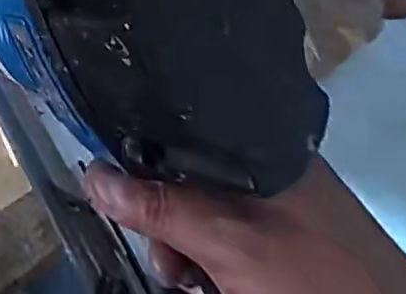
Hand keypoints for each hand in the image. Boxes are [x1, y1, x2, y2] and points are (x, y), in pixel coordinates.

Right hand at [84, 158, 405, 293]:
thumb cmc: (312, 282)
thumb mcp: (230, 243)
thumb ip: (162, 207)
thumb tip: (92, 174)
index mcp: (258, 145)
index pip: (184, 128)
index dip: (146, 156)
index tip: (121, 192)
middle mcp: (266, 169)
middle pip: (189, 182)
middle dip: (170, 229)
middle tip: (177, 272)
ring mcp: (278, 211)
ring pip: (205, 221)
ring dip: (188, 259)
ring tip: (197, 287)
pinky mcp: (283, 248)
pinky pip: (228, 245)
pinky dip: (214, 270)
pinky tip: (216, 289)